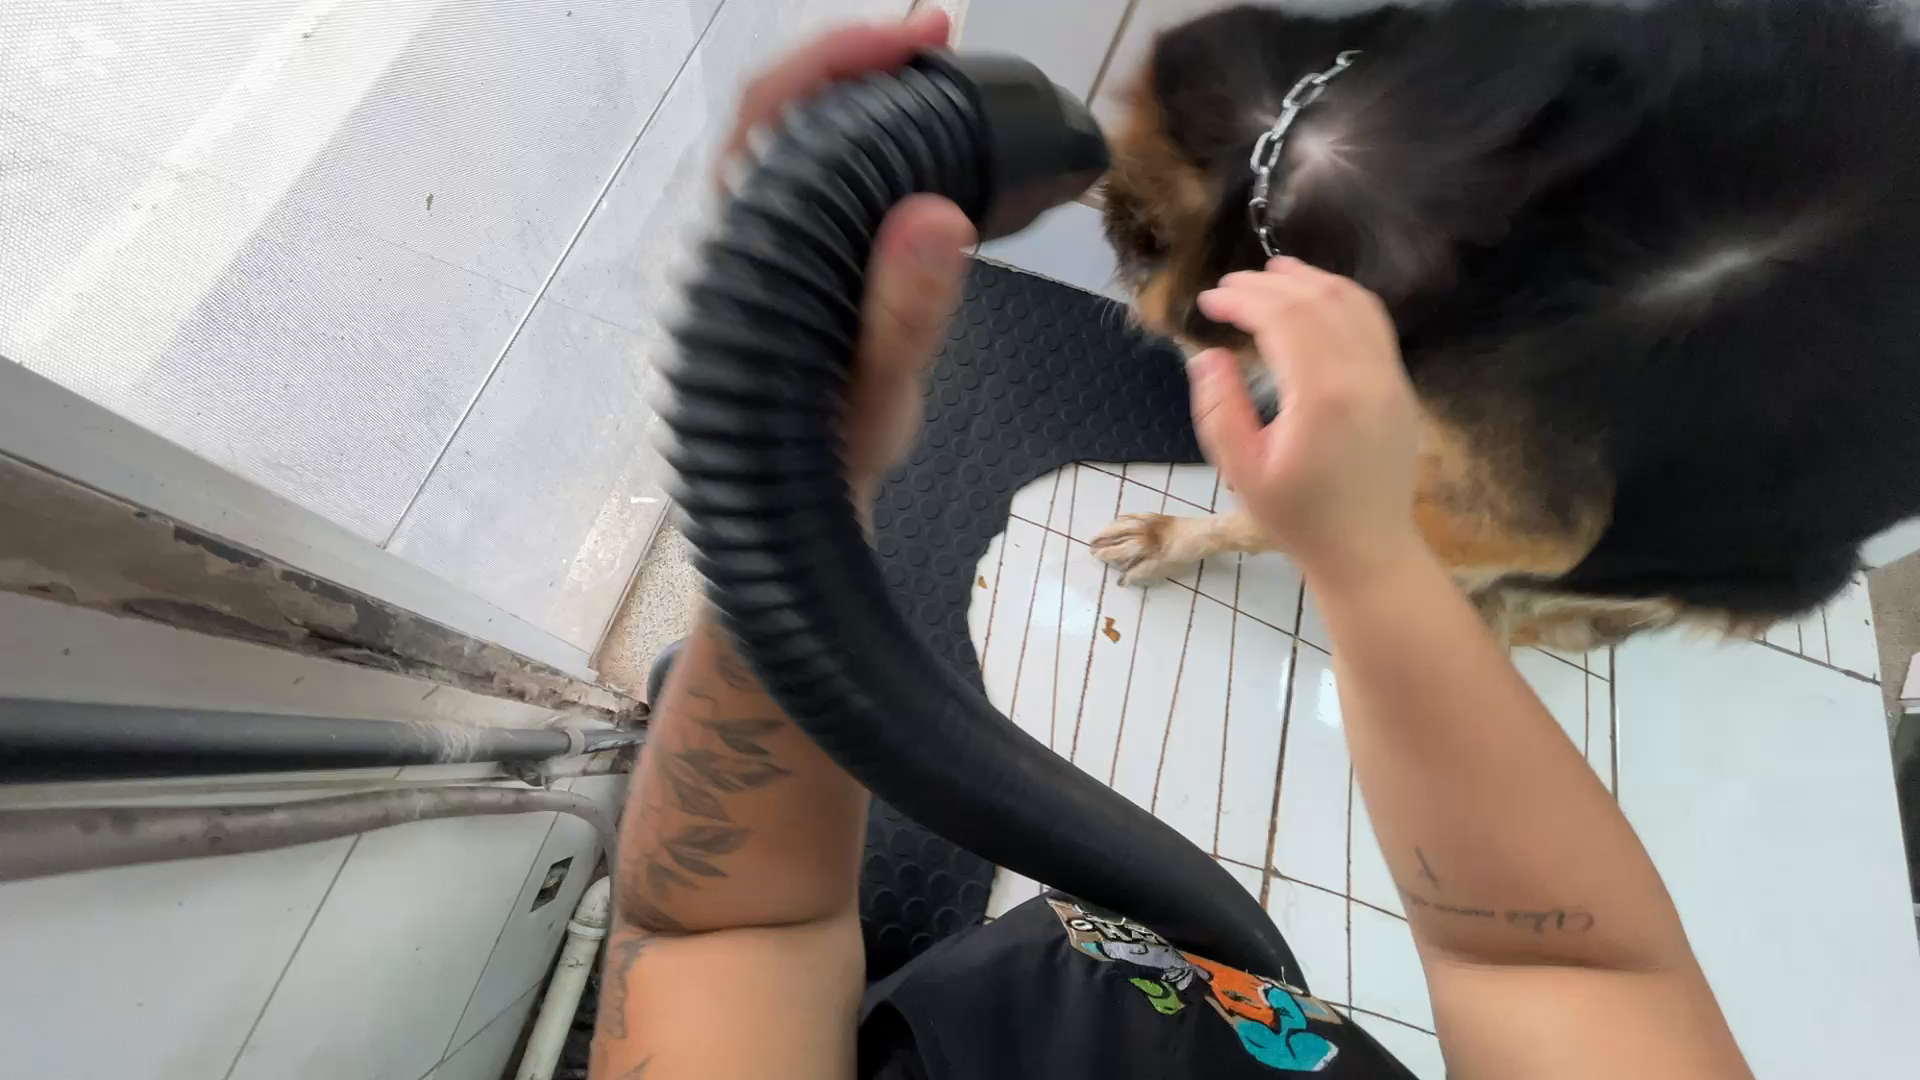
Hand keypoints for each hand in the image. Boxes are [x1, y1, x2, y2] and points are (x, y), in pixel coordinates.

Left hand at [716, 11, 976, 507]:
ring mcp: (774, 251)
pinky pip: (829, 188)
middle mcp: (748, 237)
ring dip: (866, 103)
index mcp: (752, 255)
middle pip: (783, 114)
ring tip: (934, 84)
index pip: (770, 118)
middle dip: (857, 66)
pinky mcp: (804, 267)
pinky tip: (916, 155)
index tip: (920, 39)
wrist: (812, 494)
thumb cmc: (834, 451)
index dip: (836, 61)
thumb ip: (903, 316)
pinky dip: (874, 152)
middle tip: (937, 45)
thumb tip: (938, 218)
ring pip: (805, 146)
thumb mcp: (878, 392)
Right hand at [1188, 257, 1423, 586]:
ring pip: (1355, 304)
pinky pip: (1374, 324)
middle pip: (1319, 300)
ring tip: (1275, 272)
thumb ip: (1220, 409)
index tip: (1209, 301)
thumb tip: (1208, 356)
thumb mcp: (1242, 471)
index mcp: (1323, 396)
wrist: (1366, 549)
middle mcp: (1365, 375)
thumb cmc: (1296, 518)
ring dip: (1312, 280)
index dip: (1242, 300)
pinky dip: (1342, 299)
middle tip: (1230, 285)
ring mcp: (1390, 378)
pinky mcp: (1400, 387)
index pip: (1283, 319)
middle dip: (1270, 284)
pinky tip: (1317, 302)